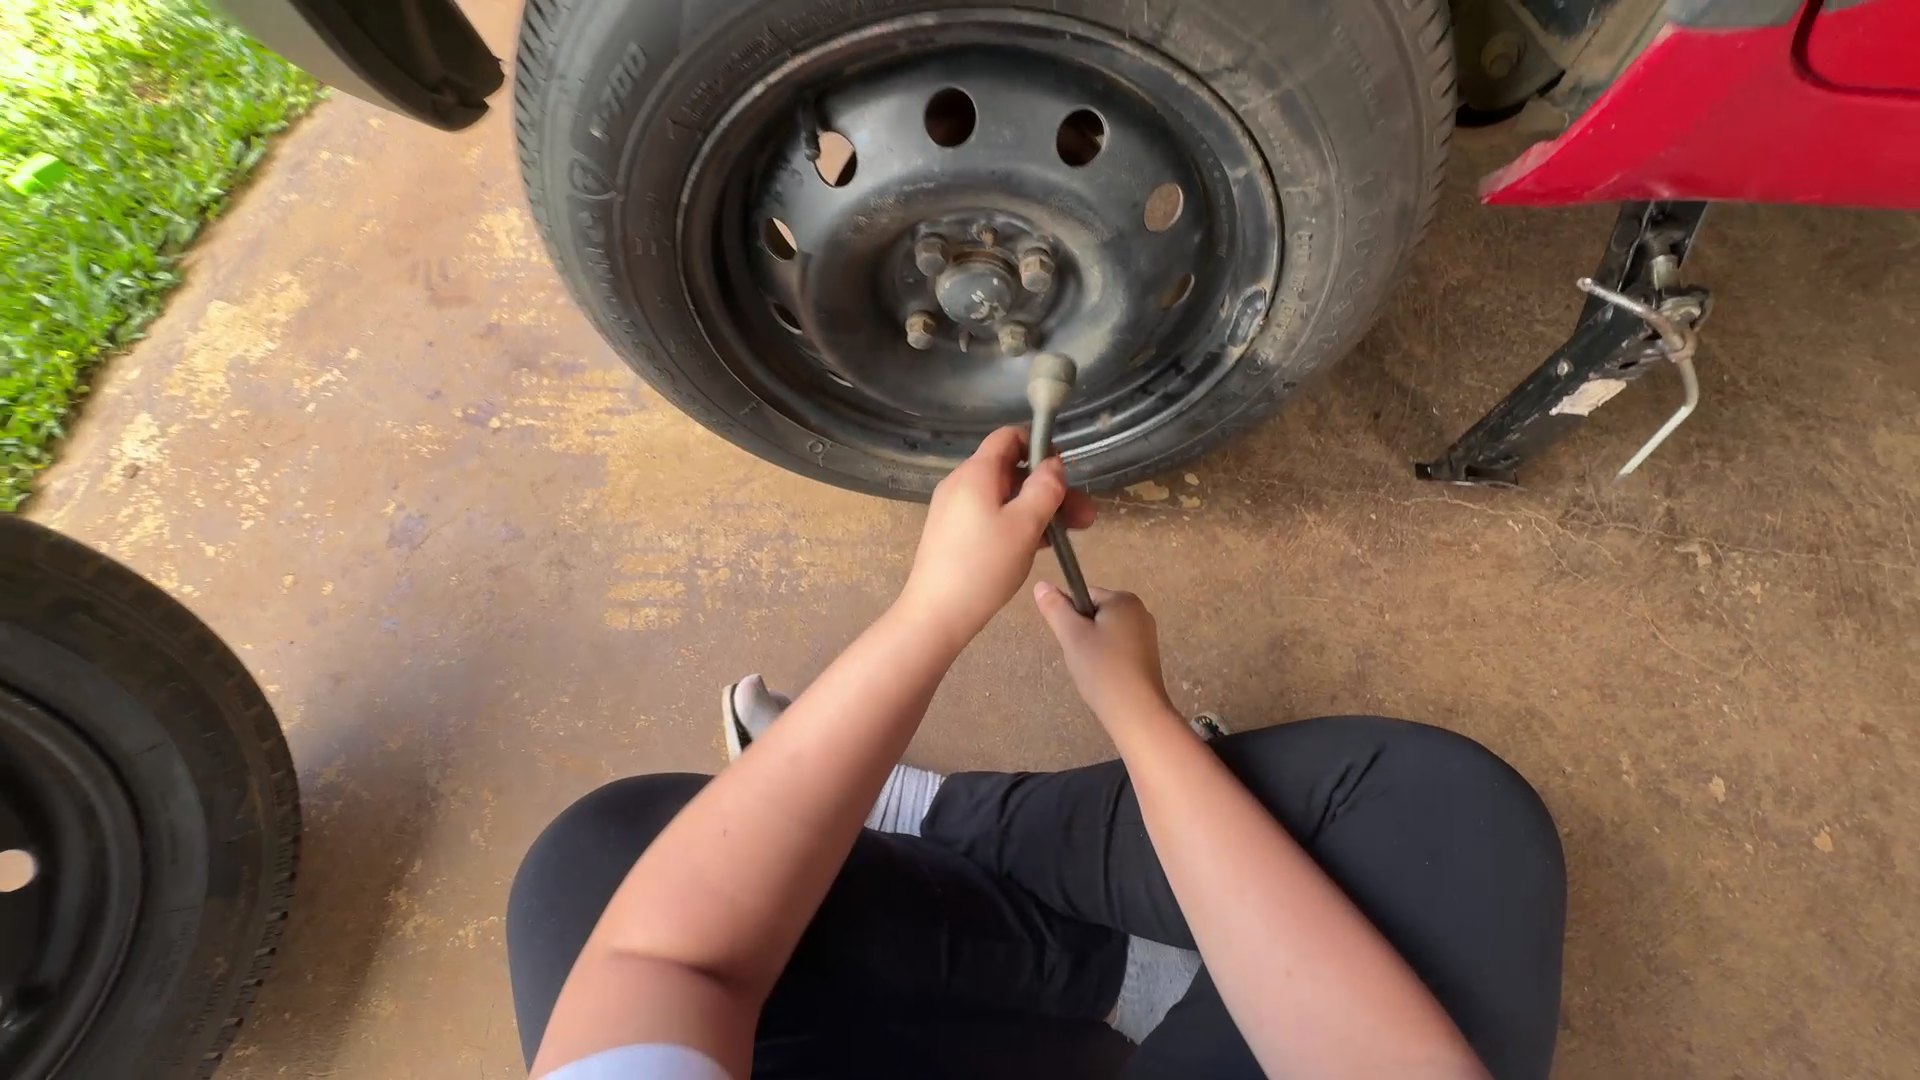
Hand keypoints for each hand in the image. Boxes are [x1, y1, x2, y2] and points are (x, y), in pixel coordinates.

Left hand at [900, 426, 1095, 640]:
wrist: (937, 613)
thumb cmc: (983, 565)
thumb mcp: (1025, 524)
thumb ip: (1044, 489)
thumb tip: (1053, 464)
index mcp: (976, 472)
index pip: (1008, 437)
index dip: (1039, 446)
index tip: (1065, 471)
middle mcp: (962, 484)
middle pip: (1011, 471)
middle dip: (1049, 488)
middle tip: (1084, 516)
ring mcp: (955, 510)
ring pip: (1004, 498)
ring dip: (1038, 510)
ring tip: (1070, 535)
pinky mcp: (954, 534)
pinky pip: (991, 517)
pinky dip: (1017, 524)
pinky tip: (1041, 545)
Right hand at [1033, 583, 1173, 723]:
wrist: (1136, 711)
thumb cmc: (1102, 669)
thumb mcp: (1072, 636)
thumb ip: (1055, 608)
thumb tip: (1041, 584)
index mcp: (1123, 600)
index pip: (1083, 595)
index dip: (1070, 617)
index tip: (1072, 640)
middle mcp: (1139, 611)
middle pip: (1094, 613)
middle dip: (1082, 633)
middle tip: (1081, 657)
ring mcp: (1146, 634)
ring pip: (1104, 632)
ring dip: (1092, 647)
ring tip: (1093, 669)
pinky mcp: (1147, 655)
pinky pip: (1116, 647)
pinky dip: (1106, 658)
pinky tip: (1105, 676)